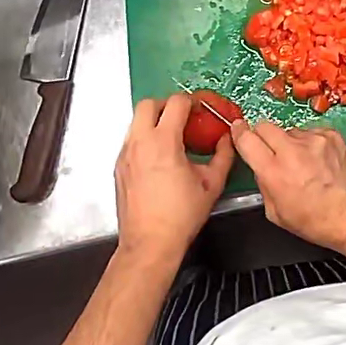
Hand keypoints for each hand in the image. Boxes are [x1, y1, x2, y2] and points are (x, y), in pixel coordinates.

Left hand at [114, 94, 233, 265]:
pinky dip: (145, 139)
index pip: (176, 103)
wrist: (150, 243)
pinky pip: (131, 141)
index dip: (191, 101)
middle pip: (148, 104)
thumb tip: (227, 140)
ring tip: (172, 137)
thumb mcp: (211, 183)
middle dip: (167, 104)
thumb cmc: (181, 216)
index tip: (200, 109)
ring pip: (136, 122)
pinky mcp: (118, 167)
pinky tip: (159, 157)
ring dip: (154, 121)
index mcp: (163, 142)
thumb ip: (223, 155)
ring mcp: (125, 154)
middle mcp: (140, 143)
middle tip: (183, 116)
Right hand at [230, 121, 345, 252]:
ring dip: (289, 142)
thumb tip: (260, 165)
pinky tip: (318, 160)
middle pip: (265, 126)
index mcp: (274, 172)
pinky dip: (309, 143)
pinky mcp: (331, 135)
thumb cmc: (314, 221)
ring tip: (302, 162)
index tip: (238, 130)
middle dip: (262, 136)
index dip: (239, 133)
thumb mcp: (275, 212)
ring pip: (289, 130)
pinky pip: (310, 132)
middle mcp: (292, 150)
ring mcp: (314, 139)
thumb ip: (262, 183)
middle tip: (271, 151)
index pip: (247, 138)